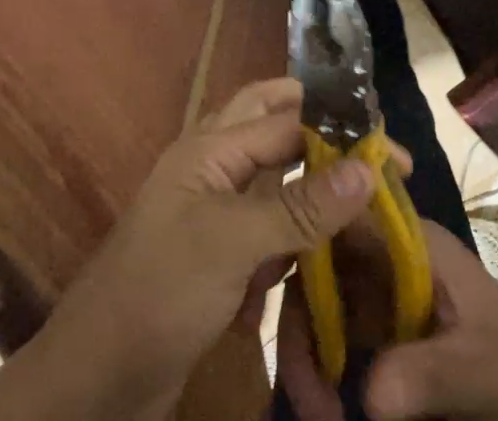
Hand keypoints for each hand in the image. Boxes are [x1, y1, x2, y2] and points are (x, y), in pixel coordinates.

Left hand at [0, 78, 380, 420]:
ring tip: (363, 195)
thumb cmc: (161, 292)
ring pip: (270, 184)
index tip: (397, 154)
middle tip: (372, 149)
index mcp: (207, 152)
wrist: (100, 376)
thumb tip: (368, 167)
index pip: (285, 120)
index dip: (340, 129)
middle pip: (269, 131)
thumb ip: (299, 205)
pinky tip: (324, 250)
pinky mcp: (218, 262)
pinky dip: (296, 235)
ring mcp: (212, 218)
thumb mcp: (231, 243)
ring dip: (310, 184)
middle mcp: (210, 173)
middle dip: (317, 130)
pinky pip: (267, 234)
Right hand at [279, 220, 497, 420]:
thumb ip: (435, 373)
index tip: (282, 304)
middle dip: (301, 329)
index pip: (340, 218)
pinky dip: (317, 374)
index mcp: (414, 244)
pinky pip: (329, 344)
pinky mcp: (377, 338)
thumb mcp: (492, 374)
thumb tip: (370, 395)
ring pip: (316, 310)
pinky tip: (323, 408)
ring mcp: (380, 299)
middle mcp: (388, 261)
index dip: (302, 244)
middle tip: (307, 399)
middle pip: (317, 271)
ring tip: (317, 414)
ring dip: (305, 359)